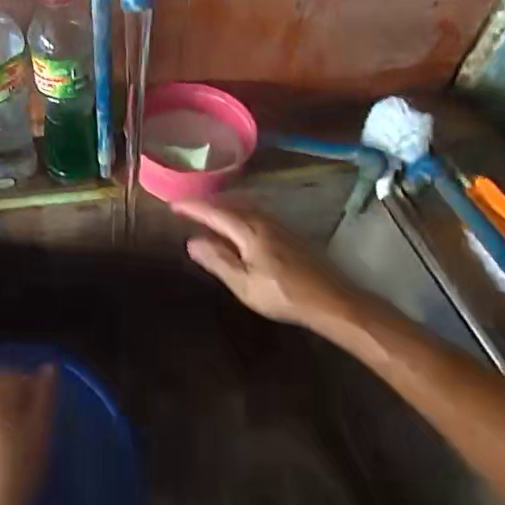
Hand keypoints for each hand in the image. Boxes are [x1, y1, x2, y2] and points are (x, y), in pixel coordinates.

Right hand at [172, 198, 374, 334]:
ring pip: (245, 208)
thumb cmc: (283, 295)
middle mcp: (264, 220)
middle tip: (185, 209)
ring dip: (223, 208)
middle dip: (206, 204)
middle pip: (230, 204)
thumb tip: (192, 241)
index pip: (214, 212)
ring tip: (207, 216)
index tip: (172, 205)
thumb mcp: (244, 284)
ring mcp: (279, 225)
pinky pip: (256, 214)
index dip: (192, 207)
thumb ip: (217, 260)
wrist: (332, 300)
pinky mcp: (289, 234)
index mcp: (249, 230)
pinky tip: (238, 226)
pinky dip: (239, 214)